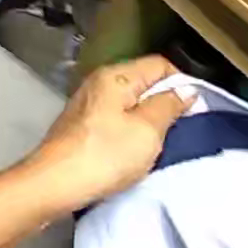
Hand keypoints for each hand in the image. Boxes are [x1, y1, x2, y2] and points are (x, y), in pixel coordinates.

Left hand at [20, 55, 195, 213]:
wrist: (53, 184)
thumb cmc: (104, 155)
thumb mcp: (147, 131)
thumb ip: (168, 105)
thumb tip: (186, 88)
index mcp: (117, 75)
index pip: (159, 64)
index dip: (181, 82)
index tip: (194, 110)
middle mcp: (99, 81)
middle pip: (143, 81)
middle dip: (164, 101)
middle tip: (179, 130)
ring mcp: (87, 102)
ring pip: (129, 101)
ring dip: (147, 119)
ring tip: (158, 144)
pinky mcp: (80, 123)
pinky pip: (115, 117)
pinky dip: (129, 129)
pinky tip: (132, 150)